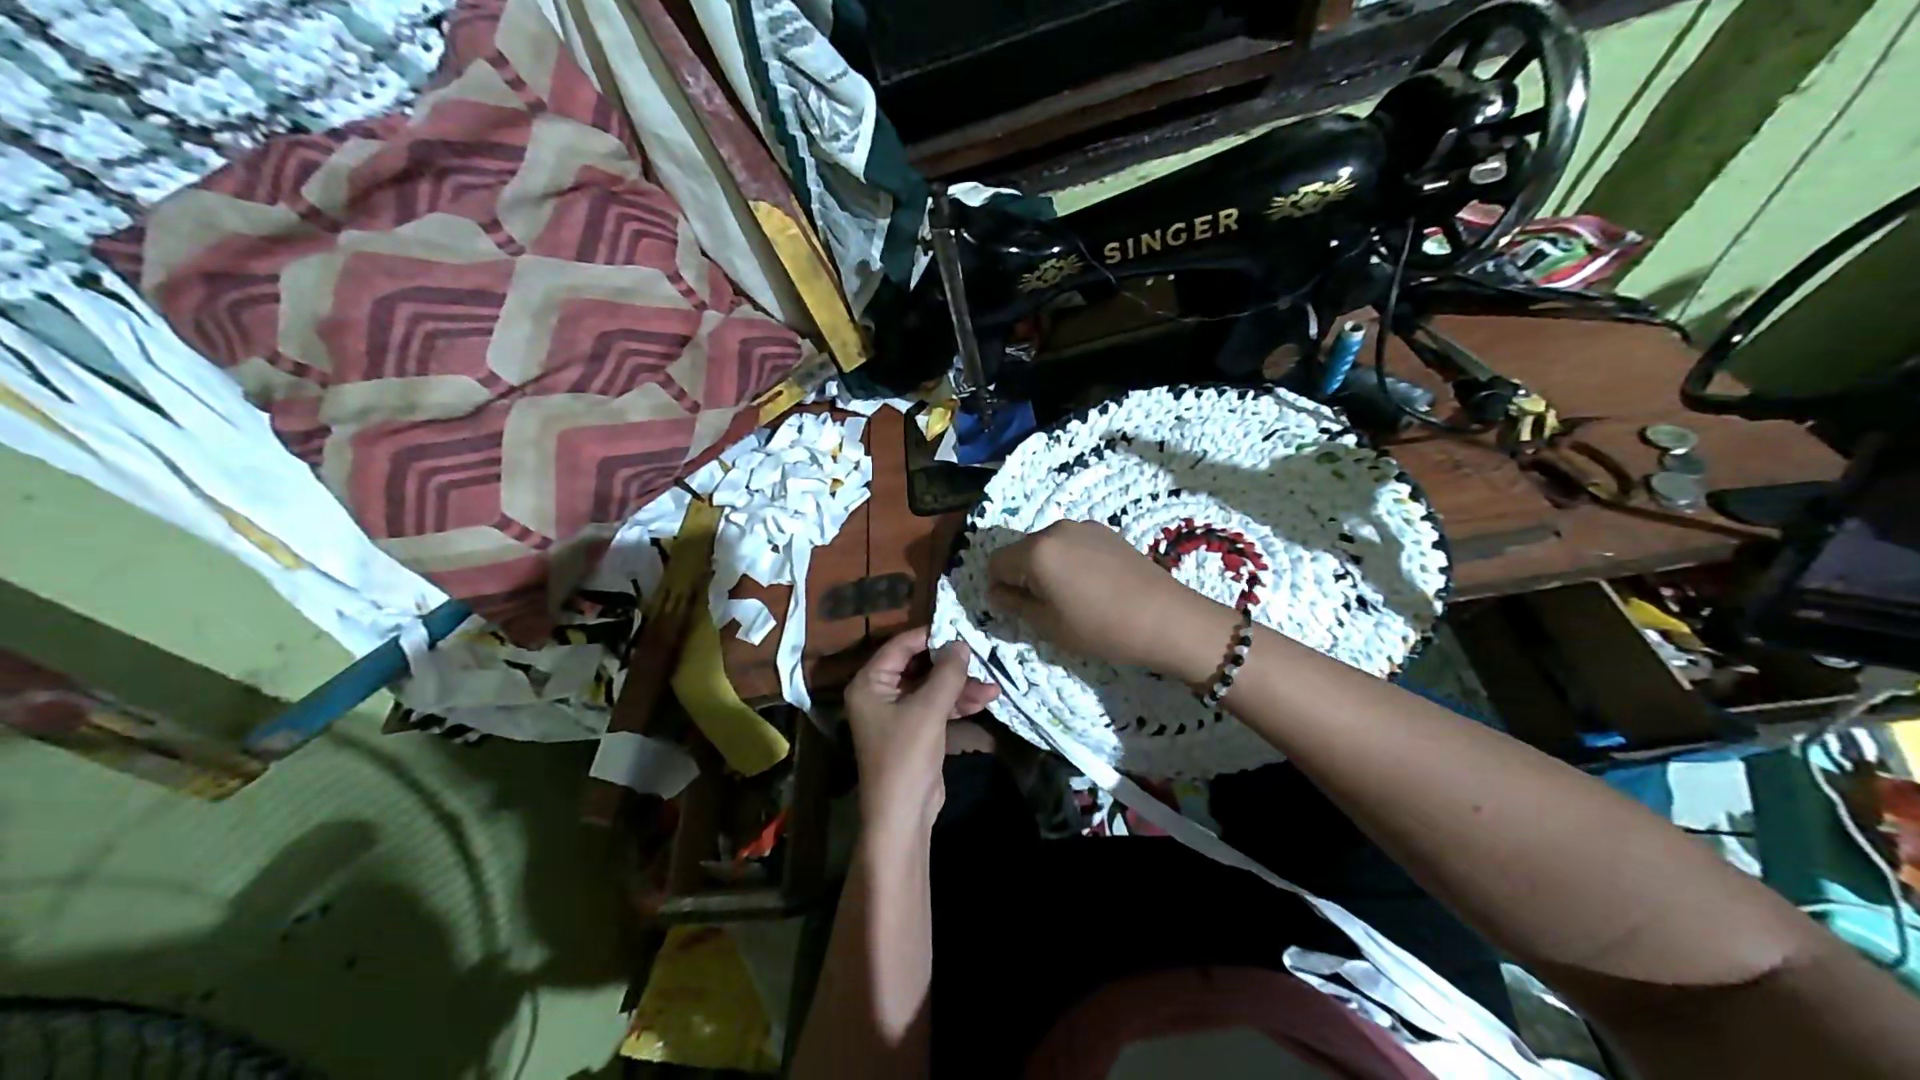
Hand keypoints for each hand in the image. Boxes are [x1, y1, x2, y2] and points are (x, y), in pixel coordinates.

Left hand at [844, 627, 998, 836]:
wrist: (903, 814)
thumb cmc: (906, 755)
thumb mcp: (928, 710)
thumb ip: (946, 673)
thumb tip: (962, 643)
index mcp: (870, 683)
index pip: (900, 647)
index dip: (930, 636)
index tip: (960, 628)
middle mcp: (880, 693)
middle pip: (918, 666)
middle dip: (951, 665)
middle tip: (981, 656)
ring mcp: (898, 713)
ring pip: (932, 688)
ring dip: (960, 686)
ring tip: (992, 686)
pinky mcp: (915, 730)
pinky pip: (937, 706)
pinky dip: (957, 703)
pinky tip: (985, 699)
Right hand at [987, 520, 1236, 684]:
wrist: (1165, 618)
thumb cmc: (1100, 628)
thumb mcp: (1048, 625)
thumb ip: (1014, 604)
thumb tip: (995, 592)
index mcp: (1036, 551)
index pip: (995, 563)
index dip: (999, 588)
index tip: (1018, 609)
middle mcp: (1055, 529)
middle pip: (1020, 550)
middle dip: (1023, 576)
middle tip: (1047, 607)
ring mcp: (1083, 526)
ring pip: (1047, 546)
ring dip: (1048, 568)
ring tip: (1074, 597)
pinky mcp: (1105, 531)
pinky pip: (1071, 544)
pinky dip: (1070, 561)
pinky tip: (1094, 585)